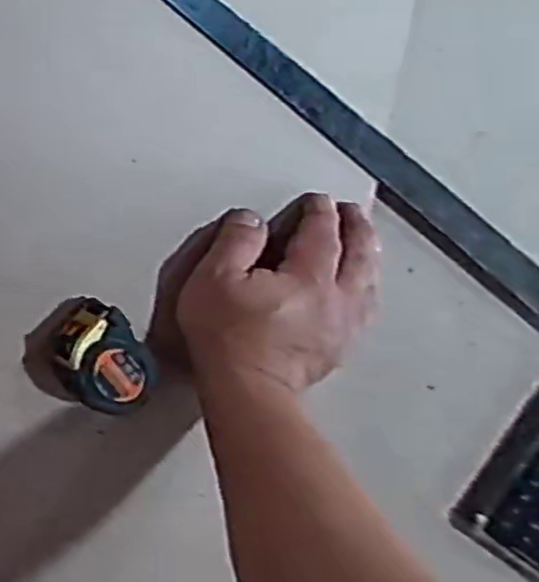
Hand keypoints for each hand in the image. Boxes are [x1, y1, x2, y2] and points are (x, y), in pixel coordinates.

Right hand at [170, 193, 379, 397]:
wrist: (247, 381)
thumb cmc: (223, 327)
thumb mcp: (213, 276)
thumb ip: (235, 243)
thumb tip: (251, 219)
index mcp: (307, 278)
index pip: (319, 237)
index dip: (319, 215)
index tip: (318, 200)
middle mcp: (337, 299)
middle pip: (356, 258)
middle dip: (356, 231)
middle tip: (355, 213)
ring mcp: (344, 324)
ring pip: (368, 282)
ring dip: (366, 257)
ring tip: (362, 244)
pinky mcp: (340, 343)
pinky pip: (365, 304)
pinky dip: (366, 285)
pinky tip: (359, 286)